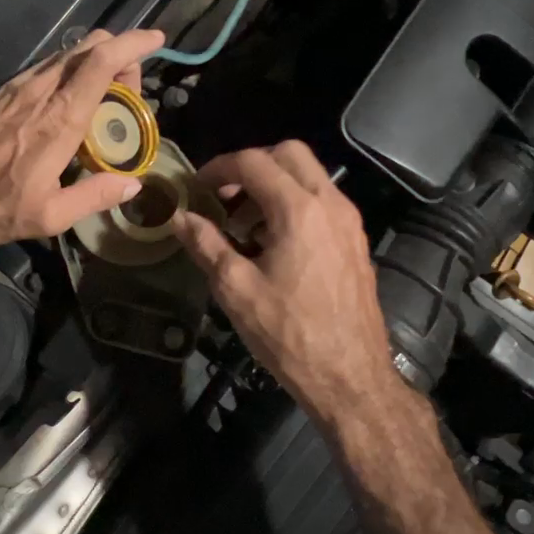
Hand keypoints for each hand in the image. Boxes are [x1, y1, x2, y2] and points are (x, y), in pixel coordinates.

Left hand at [0, 29, 165, 247]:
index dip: (133, 44)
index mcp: (59, 119)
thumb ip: (96, 197)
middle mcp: (39, 93)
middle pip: (86, 47)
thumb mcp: (52, 217)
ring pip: (63, 55)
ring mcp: (15, 89)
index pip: (101, 62)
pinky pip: (42, 69)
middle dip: (118, 52)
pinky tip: (66, 99)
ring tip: (102, 95)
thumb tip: (133, 184)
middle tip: (129, 87)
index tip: (156, 38)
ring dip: (91, 61)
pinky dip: (66, 72)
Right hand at [171, 141, 398, 418]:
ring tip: (242, 224)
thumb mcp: (235, 289)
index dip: (218, 168)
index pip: (253, 162)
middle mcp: (330, 204)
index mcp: (299, 210)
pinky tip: (270, 243)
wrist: (351, 379)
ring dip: (272, 185)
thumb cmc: (289, 334)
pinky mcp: (355, 241)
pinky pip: (321, 201)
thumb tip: (179, 217)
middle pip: (289, 153)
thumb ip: (205, 244)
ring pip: (309, 176)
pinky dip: (293, 203)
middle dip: (251, 165)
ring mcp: (349, 221)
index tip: (196, 187)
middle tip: (223, 196)